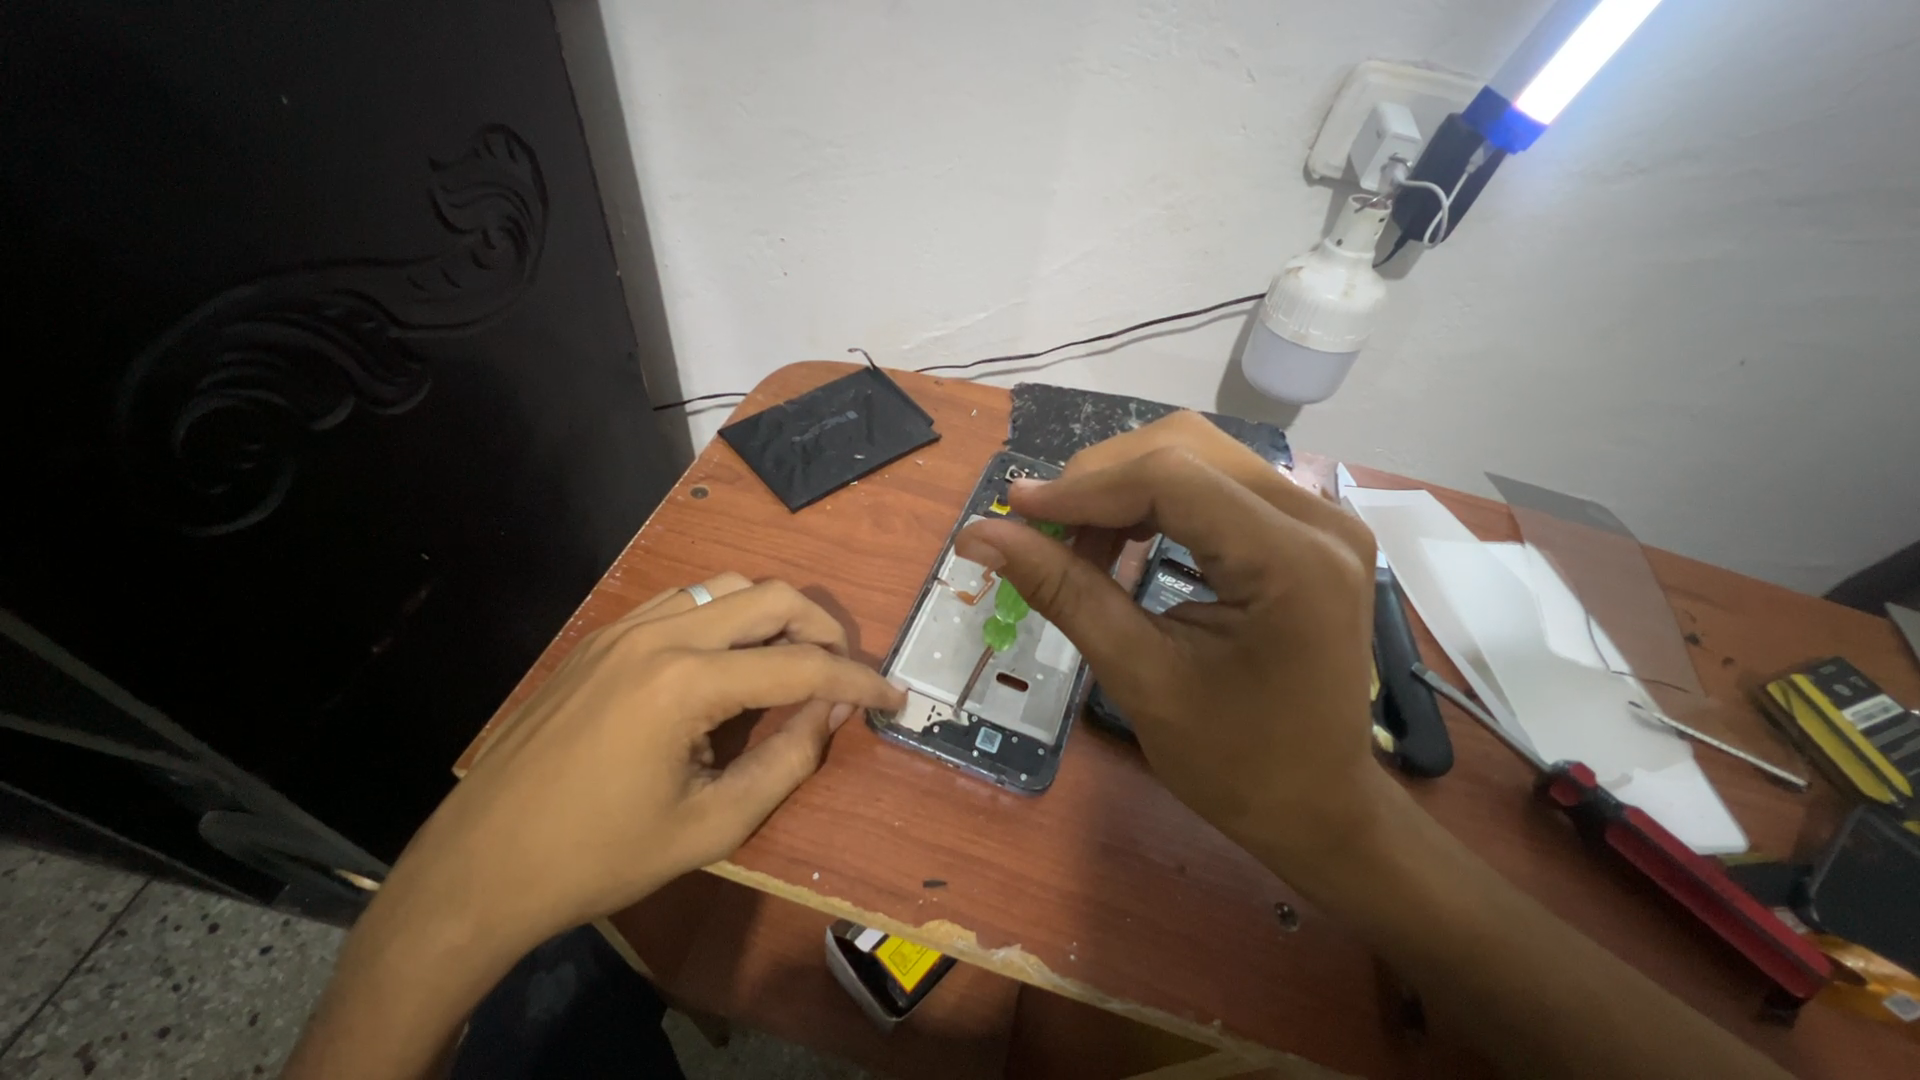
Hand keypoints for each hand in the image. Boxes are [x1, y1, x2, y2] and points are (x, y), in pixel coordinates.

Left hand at [387, 574, 904, 949]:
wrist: (480, 867)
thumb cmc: (600, 857)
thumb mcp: (712, 825)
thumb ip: (787, 761)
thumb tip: (830, 711)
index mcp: (686, 684)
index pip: (800, 665)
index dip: (858, 681)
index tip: (894, 697)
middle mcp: (658, 636)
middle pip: (770, 597)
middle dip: (823, 629)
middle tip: (845, 673)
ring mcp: (622, 630)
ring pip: (726, 587)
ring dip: (773, 616)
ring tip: (791, 662)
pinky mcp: (600, 639)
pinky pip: (683, 602)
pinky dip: (725, 618)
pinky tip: (726, 662)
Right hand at [954, 413, 1383, 867]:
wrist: (1316, 805)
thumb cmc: (1234, 762)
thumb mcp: (1140, 677)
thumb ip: (1064, 592)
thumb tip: (979, 534)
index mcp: (1291, 561)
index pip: (1171, 480)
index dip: (1082, 488)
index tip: (1013, 512)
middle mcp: (1319, 518)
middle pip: (1185, 448)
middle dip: (1100, 481)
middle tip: (1044, 532)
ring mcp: (1321, 518)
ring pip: (1200, 455)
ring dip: (1125, 487)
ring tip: (1080, 544)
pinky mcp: (1307, 529)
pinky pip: (1219, 482)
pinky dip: (1158, 500)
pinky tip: (1124, 541)